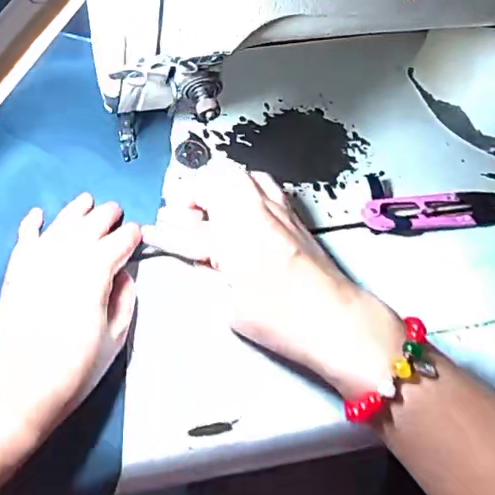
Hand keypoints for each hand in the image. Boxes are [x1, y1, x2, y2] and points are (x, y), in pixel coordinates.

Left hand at [0, 194, 140, 444]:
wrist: (18, 379)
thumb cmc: (72, 366)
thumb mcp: (114, 339)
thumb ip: (124, 301)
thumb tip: (124, 277)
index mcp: (98, 268)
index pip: (121, 240)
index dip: (132, 235)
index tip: (137, 234)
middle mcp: (70, 253)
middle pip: (93, 222)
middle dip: (108, 215)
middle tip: (116, 213)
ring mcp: (41, 255)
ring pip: (63, 221)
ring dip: (77, 210)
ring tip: (87, 201)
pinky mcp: (18, 265)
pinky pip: (27, 234)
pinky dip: (33, 222)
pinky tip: (38, 214)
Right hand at [147, 164, 403, 399]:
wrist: (338, 320)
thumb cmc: (287, 318)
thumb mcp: (230, 305)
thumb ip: (210, 274)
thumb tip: (200, 261)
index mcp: (229, 230)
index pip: (185, 223)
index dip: (165, 227)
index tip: (155, 230)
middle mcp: (252, 210)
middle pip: (211, 179)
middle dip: (190, 194)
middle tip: (182, 215)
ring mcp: (274, 208)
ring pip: (237, 174)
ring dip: (217, 184)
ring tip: (209, 205)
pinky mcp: (293, 214)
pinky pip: (262, 182)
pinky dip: (245, 186)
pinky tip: (244, 203)